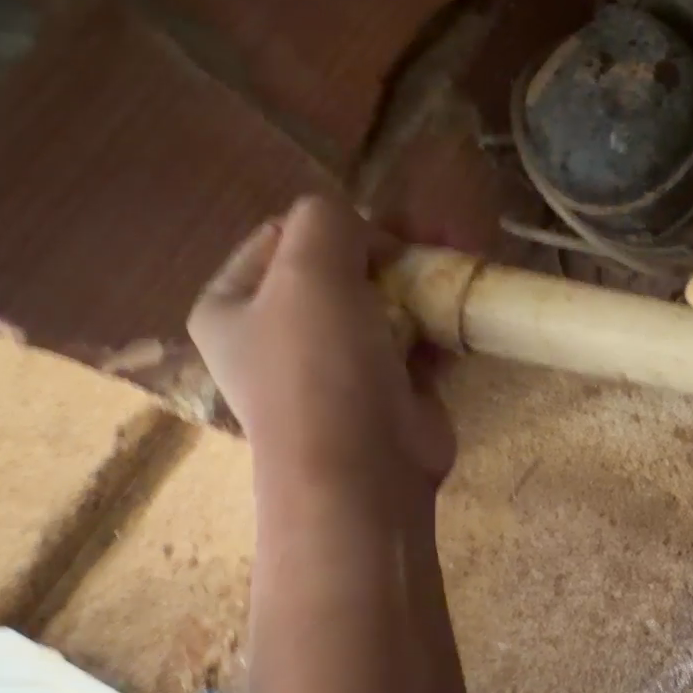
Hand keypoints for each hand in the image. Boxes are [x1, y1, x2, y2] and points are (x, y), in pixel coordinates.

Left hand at [188, 196, 454, 489]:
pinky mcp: (388, 389)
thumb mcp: (309, 273)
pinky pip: (413, 341)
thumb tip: (362, 227)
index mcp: (233, 304)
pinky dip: (437, 328)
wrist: (363, 470)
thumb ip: (326, 222)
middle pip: (341, 269)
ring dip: (422, 287)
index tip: (383, 237)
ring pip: (384, 303)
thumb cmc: (321, 368)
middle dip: (392, 254)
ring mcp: (337, 365)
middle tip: (439, 242)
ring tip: (459, 274)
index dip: (337, 226)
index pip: (284, 237)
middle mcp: (279, 333)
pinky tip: (459, 322)